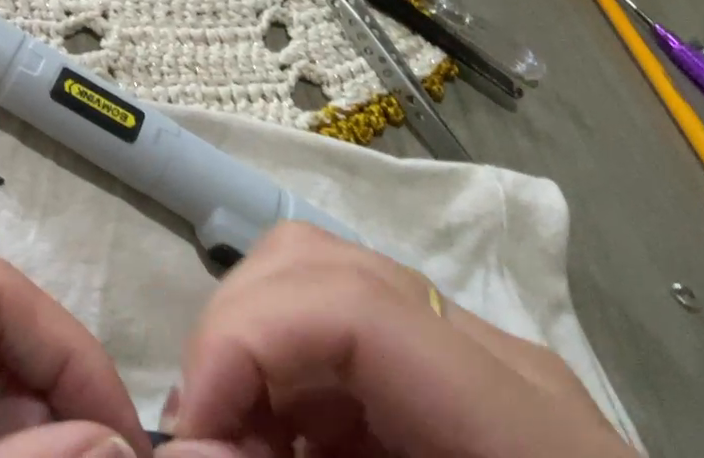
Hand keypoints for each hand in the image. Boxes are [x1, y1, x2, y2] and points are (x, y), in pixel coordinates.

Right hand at [156, 224, 634, 457]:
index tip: (191, 432)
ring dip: (249, 359)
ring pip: (315, 284)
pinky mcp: (448, 383)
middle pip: (319, 265)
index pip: (356, 307)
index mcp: (522, 420)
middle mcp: (493, 360)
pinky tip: (283, 451)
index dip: (245, 343)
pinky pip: (335, 339)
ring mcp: (471, 362)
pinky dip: (280, 385)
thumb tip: (182, 453)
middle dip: (234, 339)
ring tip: (238, 445)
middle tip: (208, 439)